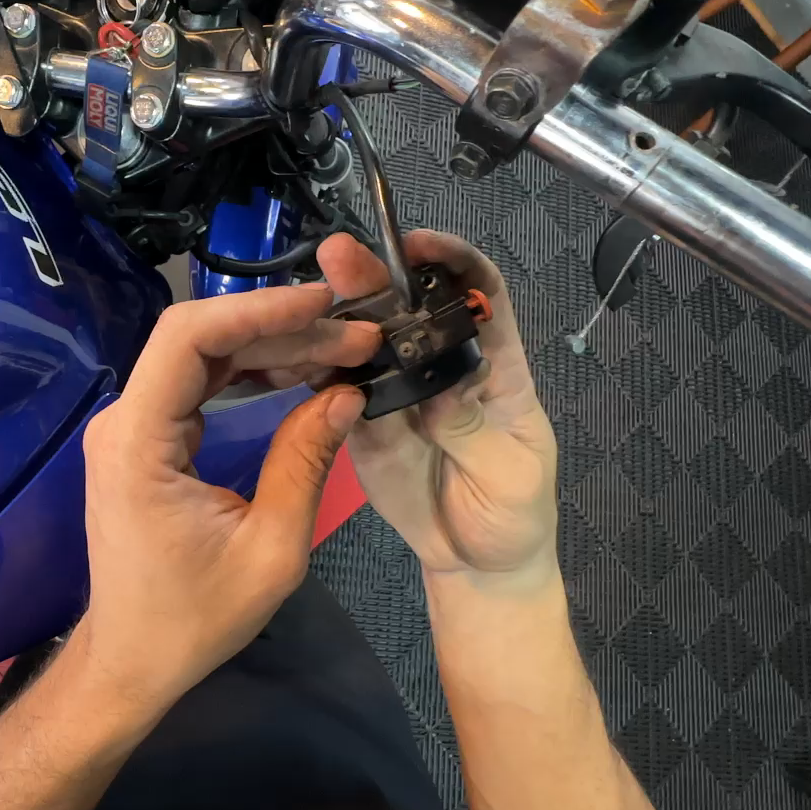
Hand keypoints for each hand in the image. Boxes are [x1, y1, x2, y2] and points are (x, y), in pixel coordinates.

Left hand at [75, 284, 380, 708]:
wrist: (133, 658)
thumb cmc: (194, 619)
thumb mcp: (271, 550)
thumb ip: (305, 463)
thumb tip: (346, 394)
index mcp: (139, 442)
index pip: (188, 339)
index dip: (256, 310)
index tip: (321, 305)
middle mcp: (125, 420)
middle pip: (200, 340)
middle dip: (281, 329)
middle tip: (355, 333)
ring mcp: (132, 426)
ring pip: (203, 357)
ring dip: (272, 348)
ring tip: (341, 348)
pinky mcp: (147, 438)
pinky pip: (200, 385)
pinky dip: (251, 374)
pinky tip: (300, 371)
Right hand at [316, 231, 559, 589]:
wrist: (475, 564)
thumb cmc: (514, 513)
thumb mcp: (512, 474)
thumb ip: (475, 432)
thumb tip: (438, 393)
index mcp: (494, 366)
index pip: (482, 295)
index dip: (455, 261)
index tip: (418, 245)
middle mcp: (441, 367)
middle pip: (412, 308)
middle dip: (379, 276)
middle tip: (340, 256)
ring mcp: (399, 394)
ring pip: (368, 342)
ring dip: (341, 315)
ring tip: (308, 296)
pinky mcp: (365, 423)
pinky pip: (340, 390)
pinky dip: (319, 368)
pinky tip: (296, 350)